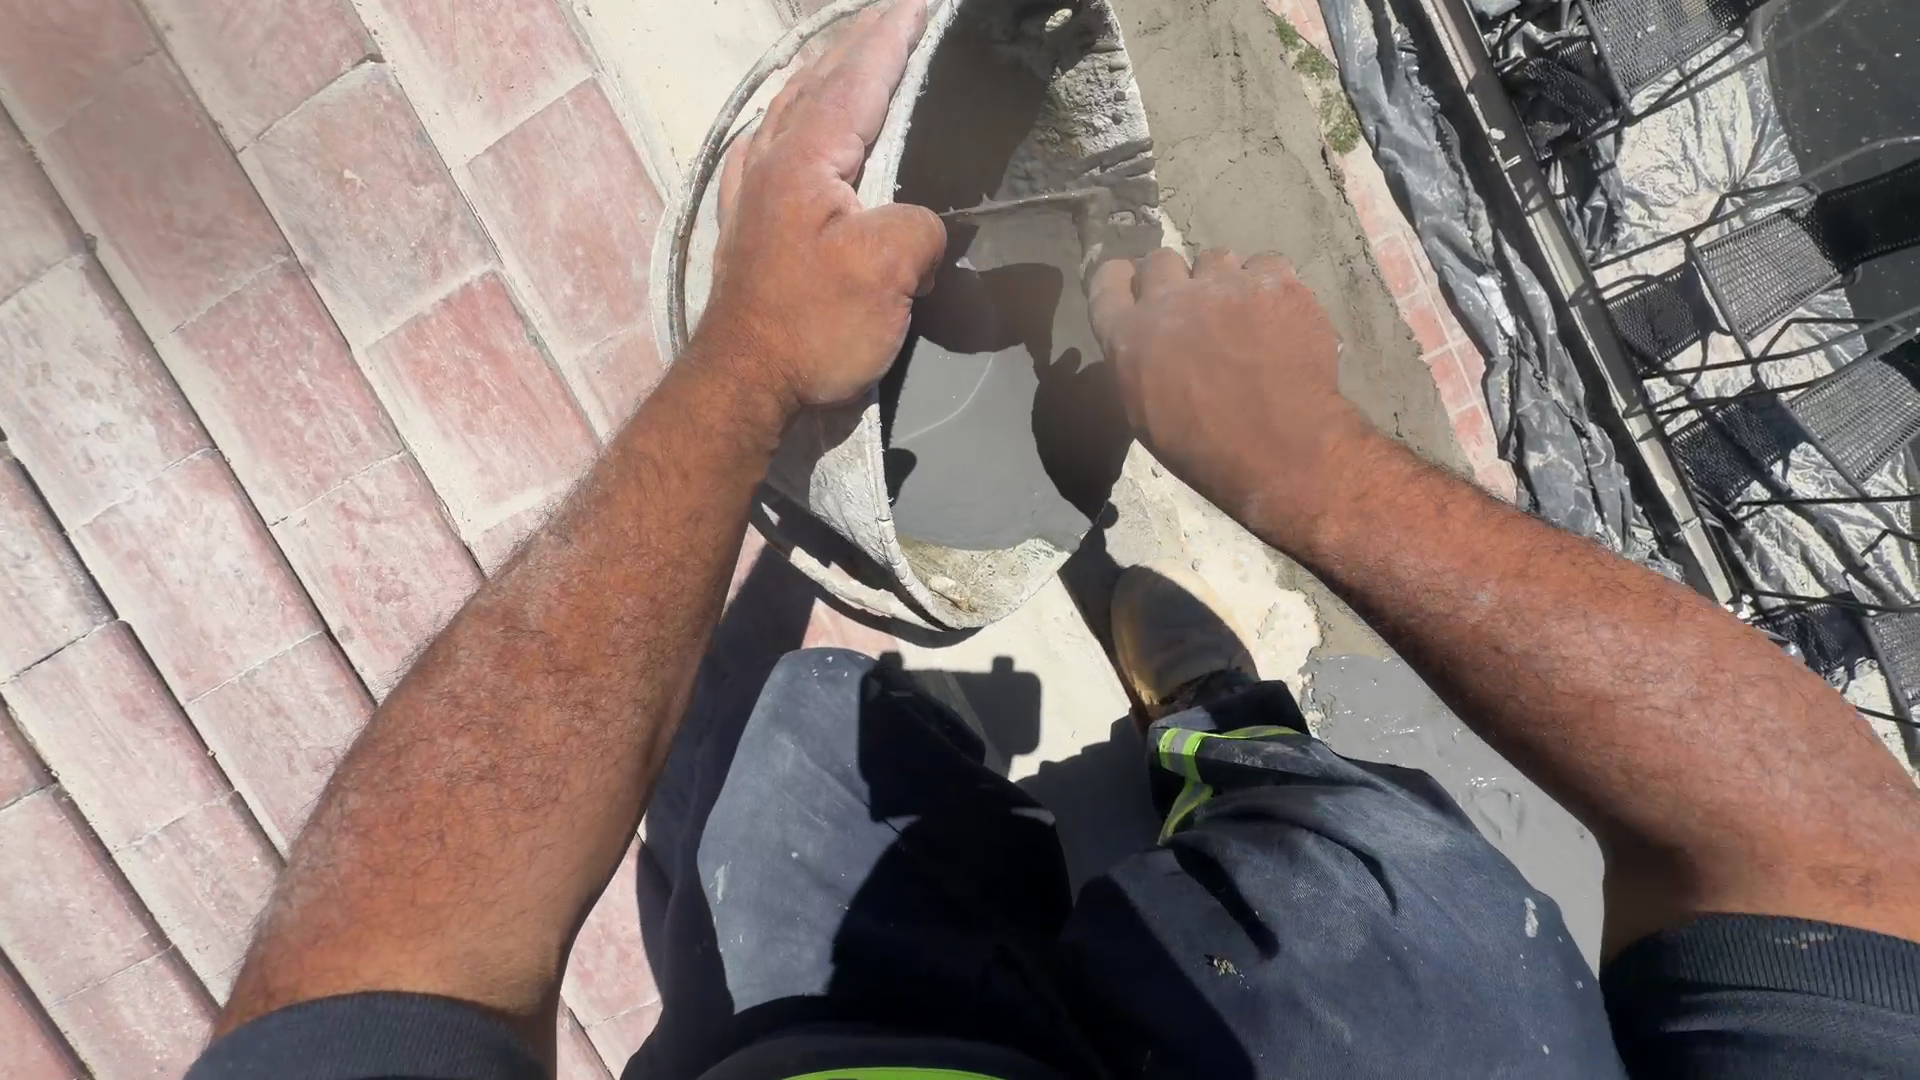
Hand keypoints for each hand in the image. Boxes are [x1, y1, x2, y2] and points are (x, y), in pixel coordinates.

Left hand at [696, 0, 946, 411]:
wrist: (746, 382)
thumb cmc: (813, 326)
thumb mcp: (887, 271)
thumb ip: (919, 226)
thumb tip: (923, 227)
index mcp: (806, 156)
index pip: (858, 75)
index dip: (894, 37)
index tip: (923, 4)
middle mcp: (772, 160)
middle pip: (819, 80)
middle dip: (860, 43)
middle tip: (895, 19)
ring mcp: (751, 192)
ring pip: (790, 109)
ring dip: (824, 76)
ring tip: (852, 59)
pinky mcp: (747, 226)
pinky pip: (771, 148)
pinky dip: (793, 122)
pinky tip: (792, 129)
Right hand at [1089, 248, 1373, 537]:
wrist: (1278, 449)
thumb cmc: (1201, 447)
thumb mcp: (1142, 412)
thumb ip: (1135, 363)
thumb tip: (1144, 344)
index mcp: (1129, 335)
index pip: (1107, 280)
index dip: (1120, 281)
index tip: (1133, 290)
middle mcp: (1171, 298)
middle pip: (1160, 260)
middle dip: (1171, 280)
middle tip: (1190, 309)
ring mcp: (1225, 284)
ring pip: (1215, 258)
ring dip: (1219, 281)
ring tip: (1239, 313)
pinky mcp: (1275, 282)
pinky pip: (1265, 265)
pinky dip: (1267, 285)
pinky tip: (1275, 315)